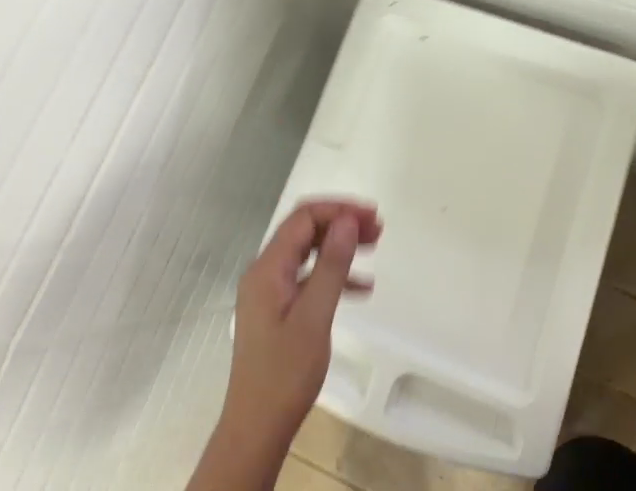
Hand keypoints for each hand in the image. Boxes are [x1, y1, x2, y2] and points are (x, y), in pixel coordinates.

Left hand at [223, 200, 381, 450]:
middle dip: (340, 224)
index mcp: (267, 269)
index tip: (372, 217)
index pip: (302, 219)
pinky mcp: (277, 312)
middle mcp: (264, 273)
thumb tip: (347, 222)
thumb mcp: (315, 316)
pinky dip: (333, 276)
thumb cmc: (285, 373)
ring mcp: (269, 293)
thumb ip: (331, 266)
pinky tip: (361, 289)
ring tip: (375, 249)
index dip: (338, 210)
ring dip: (339, 248)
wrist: (257, 426)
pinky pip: (307, 280)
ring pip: (307, 254)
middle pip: (304, 232)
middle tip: (378, 231)